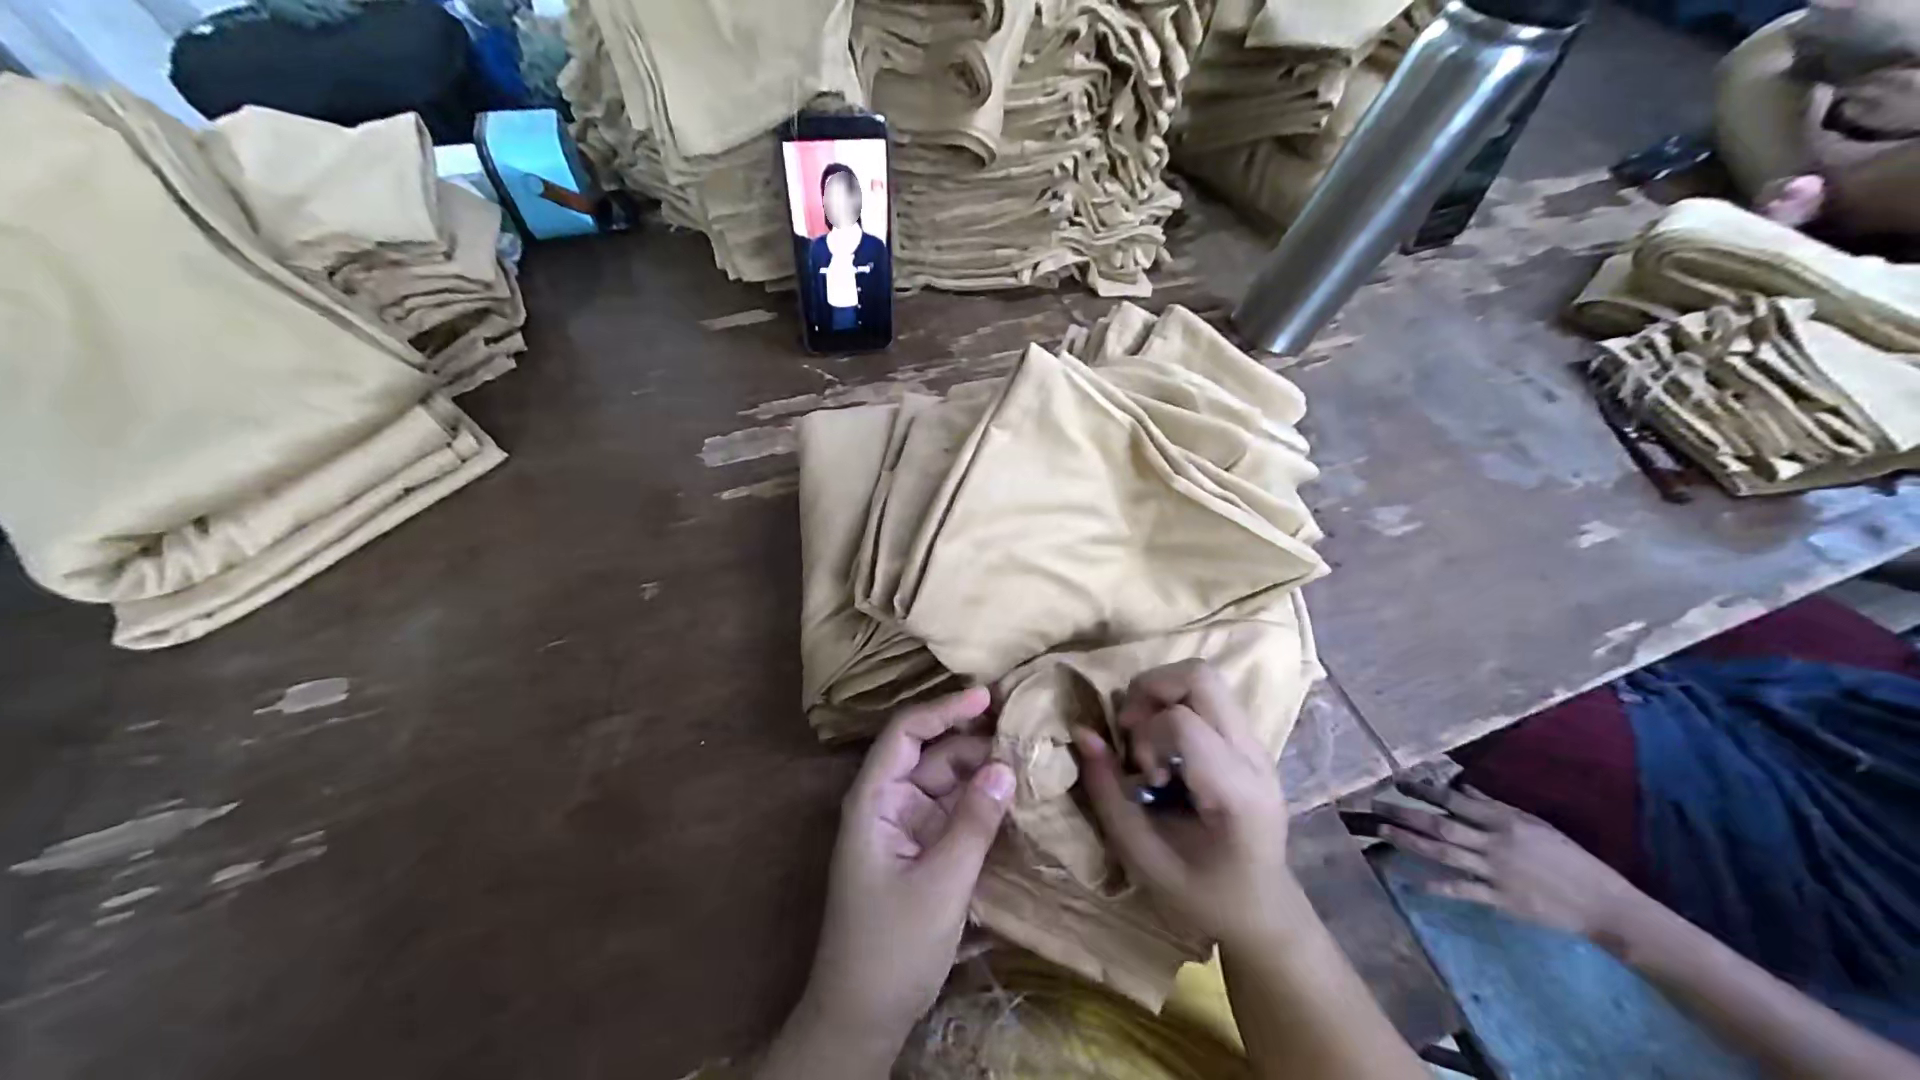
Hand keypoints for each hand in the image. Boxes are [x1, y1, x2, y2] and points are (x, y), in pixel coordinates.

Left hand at [800, 686, 1014, 1051]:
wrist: (862, 1017)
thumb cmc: (891, 947)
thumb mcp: (940, 884)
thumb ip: (974, 822)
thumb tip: (1007, 768)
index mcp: (874, 801)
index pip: (905, 734)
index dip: (944, 709)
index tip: (987, 697)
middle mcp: (889, 804)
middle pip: (931, 754)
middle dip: (972, 739)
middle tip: (1022, 726)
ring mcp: (907, 827)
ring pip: (947, 782)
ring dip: (982, 769)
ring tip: (1028, 756)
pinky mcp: (924, 850)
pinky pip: (954, 812)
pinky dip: (981, 800)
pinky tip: (1013, 792)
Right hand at [1074, 659, 1301, 950]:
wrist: (1263, 912)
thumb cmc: (1202, 896)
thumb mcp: (1143, 857)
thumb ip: (1108, 792)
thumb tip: (1081, 732)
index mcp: (1236, 792)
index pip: (1183, 722)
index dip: (1146, 737)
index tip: (1143, 777)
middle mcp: (1254, 756)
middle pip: (1201, 676)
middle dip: (1150, 688)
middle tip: (1130, 729)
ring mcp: (1257, 744)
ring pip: (1204, 677)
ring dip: (1160, 694)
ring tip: (1145, 737)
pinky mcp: (1249, 741)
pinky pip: (1208, 697)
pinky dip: (1173, 704)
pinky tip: (1163, 746)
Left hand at [1370, 783, 1650, 943]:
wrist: (1605, 906)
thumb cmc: (1570, 859)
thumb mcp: (1535, 824)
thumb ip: (1493, 807)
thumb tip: (1460, 787)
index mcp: (1505, 822)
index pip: (1455, 800)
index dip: (1424, 790)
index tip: (1398, 782)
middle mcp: (1494, 843)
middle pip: (1441, 825)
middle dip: (1406, 814)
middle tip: (1376, 805)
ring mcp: (1495, 872)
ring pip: (1443, 853)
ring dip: (1410, 841)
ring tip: (1382, 830)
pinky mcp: (1500, 899)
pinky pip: (1461, 890)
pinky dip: (1436, 887)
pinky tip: (1411, 884)